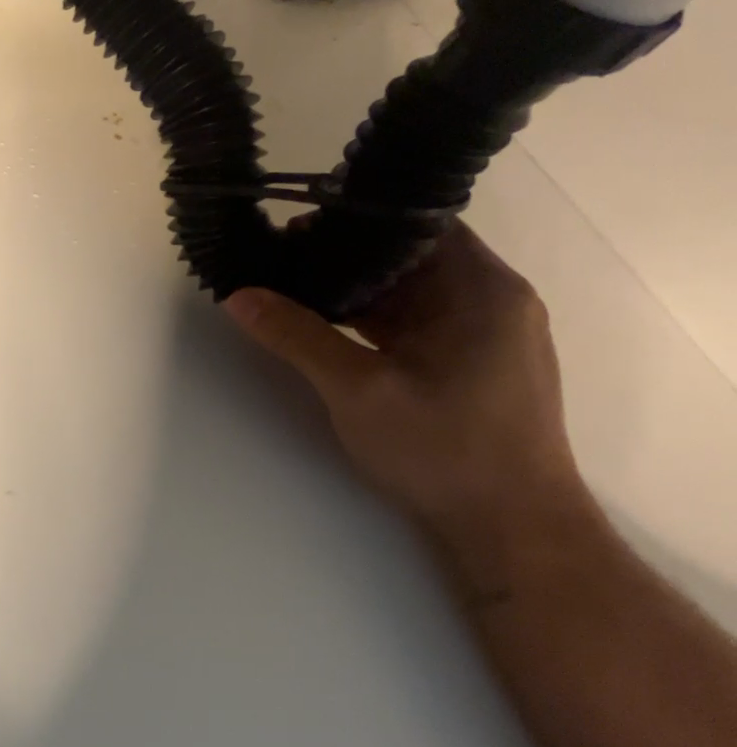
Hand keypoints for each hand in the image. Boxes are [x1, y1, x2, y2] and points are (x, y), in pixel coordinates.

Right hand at [223, 223, 581, 528]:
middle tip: (276, 259)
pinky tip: (320, 324)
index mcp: (482, 292)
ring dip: (351, 289)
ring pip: (406, 290)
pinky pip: (409, 321)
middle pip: (410, 256)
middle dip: (342, 255)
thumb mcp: (357, 389)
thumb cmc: (444, 449)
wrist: (509, 527)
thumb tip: (238, 295)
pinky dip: (366, 317)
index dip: (356, 219)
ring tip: (286, 288)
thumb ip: (297, 336)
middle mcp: (490, 302)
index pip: (419, 225)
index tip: (294, 227)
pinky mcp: (464, 363)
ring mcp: (481, 335)